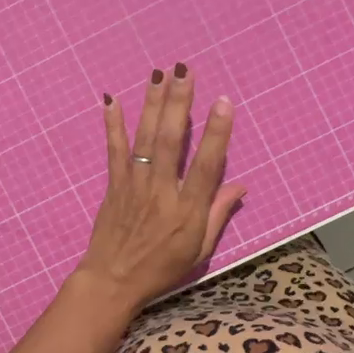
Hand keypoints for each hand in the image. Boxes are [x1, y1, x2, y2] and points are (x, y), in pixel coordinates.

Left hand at [72, 64, 244, 310]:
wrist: (112, 281)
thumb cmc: (163, 269)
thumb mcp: (200, 249)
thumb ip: (219, 213)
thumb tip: (242, 185)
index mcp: (187, 211)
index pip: (205, 165)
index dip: (215, 133)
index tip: (222, 102)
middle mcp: (161, 192)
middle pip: (170, 141)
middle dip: (178, 103)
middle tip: (184, 71)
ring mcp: (134, 186)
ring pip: (144, 139)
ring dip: (151, 104)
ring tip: (158, 74)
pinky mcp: (114, 185)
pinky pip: (114, 150)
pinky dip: (113, 125)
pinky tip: (111, 100)